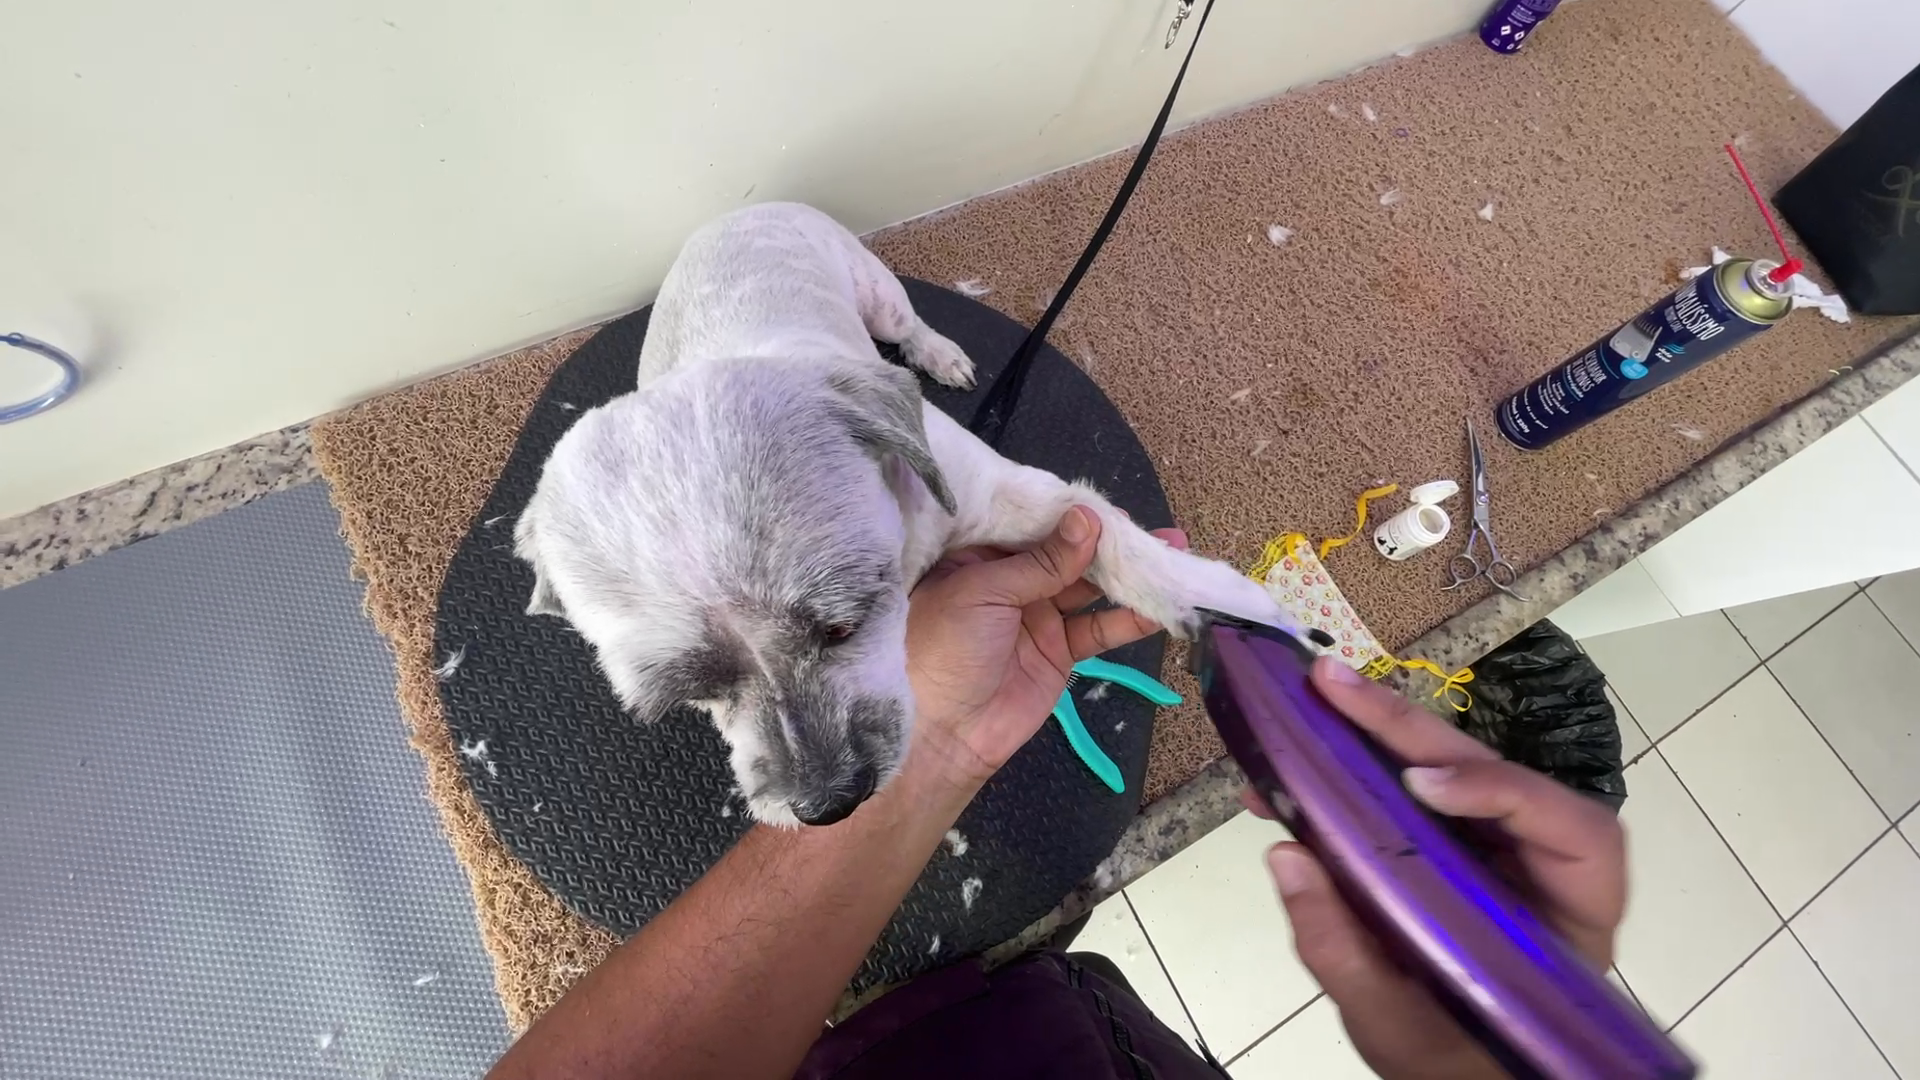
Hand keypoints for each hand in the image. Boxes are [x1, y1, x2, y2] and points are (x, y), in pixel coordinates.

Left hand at [903, 507, 1183, 788]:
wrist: (944, 732)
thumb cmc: (946, 648)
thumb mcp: (985, 592)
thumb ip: (1041, 560)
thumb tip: (1087, 518)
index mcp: (979, 557)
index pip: (1030, 525)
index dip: (1067, 513)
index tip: (1106, 507)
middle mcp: (1009, 581)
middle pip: (1064, 553)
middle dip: (1106, 542)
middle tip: (1150, 532)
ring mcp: (1037, 615)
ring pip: (1087, 587)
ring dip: (1126, 575)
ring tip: (1171, 556)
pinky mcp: (1059, 650)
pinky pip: (1098, 629)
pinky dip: (1128, 620)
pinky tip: (1158, 607)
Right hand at [1250, 657, 1626, 1079]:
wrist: (1444, 1063)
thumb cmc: (1445, 1056)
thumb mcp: (1393, 1027)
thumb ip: (1342, 952)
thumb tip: (1284, 852)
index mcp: (1562, 918)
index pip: (1573, 835)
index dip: (1503, 793)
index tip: (1418, 786)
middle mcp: (1528, 863)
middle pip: (1488, 770)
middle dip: (1405, 725)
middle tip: (1328, 683)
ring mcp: (1477, 841)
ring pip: (1439, 762)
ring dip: (1372, 725)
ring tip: (1307, 693)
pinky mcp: (1428, 833)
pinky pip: (1392, 781)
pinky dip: (1342, 759)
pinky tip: (1291, 755)